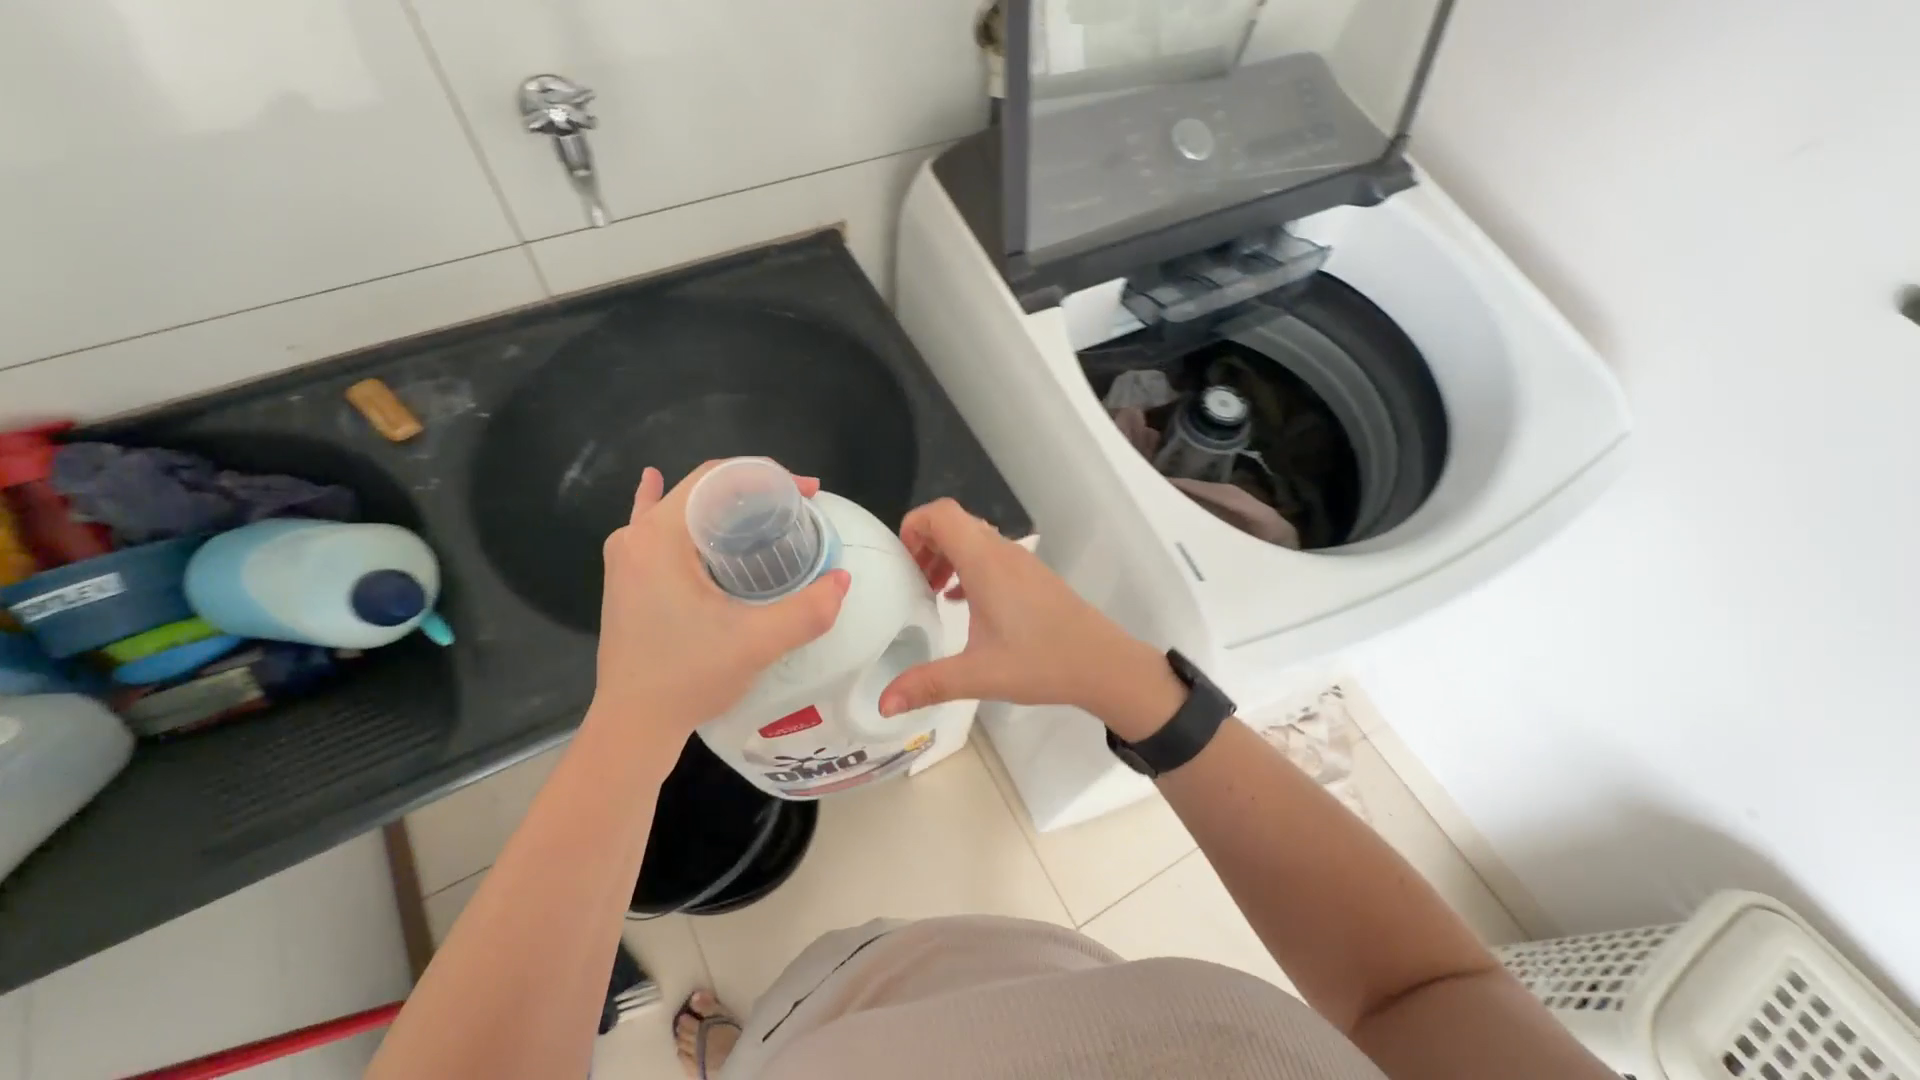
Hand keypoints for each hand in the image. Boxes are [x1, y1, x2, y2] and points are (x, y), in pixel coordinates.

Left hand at [592, 462, 850, 747]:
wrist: (633, 726)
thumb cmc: (689, 677)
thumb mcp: (757, 643)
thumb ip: (807, 611)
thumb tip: (842, 579)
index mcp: (660, 537)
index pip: (717, 479)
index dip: (768, 476)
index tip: (808, 494)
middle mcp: (635, 537)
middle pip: (700, 491)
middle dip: (752, 491)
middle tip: (797, 510)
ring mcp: (625, 558)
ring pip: (680, 510)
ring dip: (723, 507)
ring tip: (763, 514)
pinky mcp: (625, 580)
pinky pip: (653, 529)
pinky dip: (673, 512)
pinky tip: (656, 485)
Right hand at [878, 498, 1161, 723]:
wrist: (1103, 664)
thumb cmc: (1041, 662)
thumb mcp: (978, 675)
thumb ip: (927, 684)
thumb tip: (884, 704)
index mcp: (985, 563)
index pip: (941, 514)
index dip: (913, 525)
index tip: (900, 562)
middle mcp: (1002, 553)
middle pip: (954, 523)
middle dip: (924, 544)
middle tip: (909, 580)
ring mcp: (1020, 563)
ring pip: (973, 539)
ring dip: (947, 556)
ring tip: (930, 592)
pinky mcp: (1032, 577)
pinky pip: (990, 556)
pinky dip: (968, 568)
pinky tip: (961, 604)